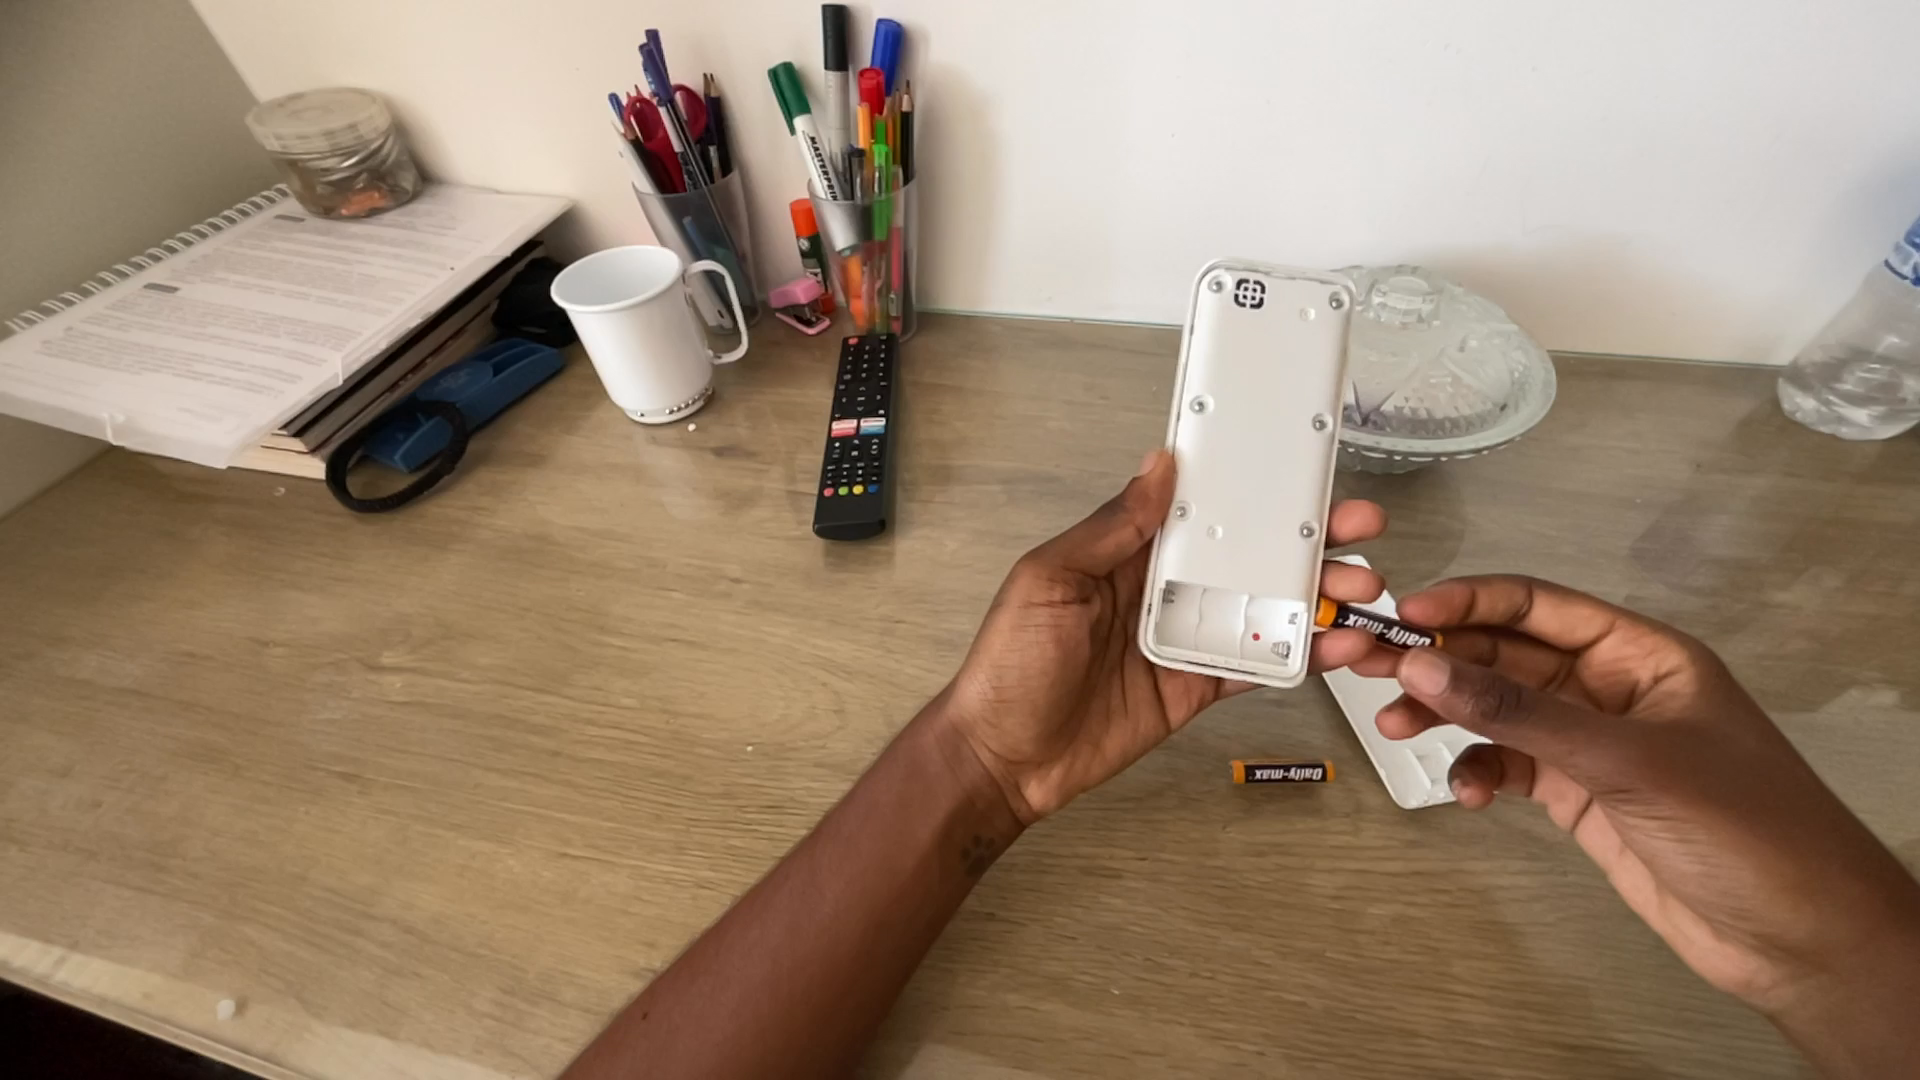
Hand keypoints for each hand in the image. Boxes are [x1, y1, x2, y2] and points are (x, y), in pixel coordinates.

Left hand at [942, 450, 1388, 824]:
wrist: (1006, 756)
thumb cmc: (1012, 661)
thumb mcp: (1051, 580)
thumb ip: (1111, 528)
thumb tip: (1159, 467)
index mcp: (1125, 556)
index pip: (1199, 514)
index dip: (1247, 494)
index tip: (1300, 475)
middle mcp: (1160, 591)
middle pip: (1242, 558)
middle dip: (1301, 541)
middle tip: (1357, 529)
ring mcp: (1180, 640)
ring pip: (1259, 608)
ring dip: (1312, 596)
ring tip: (1362, 588)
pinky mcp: (1192, 688)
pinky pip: (1251, 666)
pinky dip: (1296, 657)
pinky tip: (1334, 646)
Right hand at [1358, 576, 1919, 1072]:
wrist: (1805, 950)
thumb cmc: (1743, 831)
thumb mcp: (1624, 761)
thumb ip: (1515, 711)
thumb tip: (1416, 664)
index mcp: (1634, 655)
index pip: (1534, 606)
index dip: (1466, 602)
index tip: (1402, 614)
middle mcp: (1598, 687)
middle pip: (1496, 654)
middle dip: (1433, 659)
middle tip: (1364, 664)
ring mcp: (1578, 738)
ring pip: (1486, 705)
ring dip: (1438, 712)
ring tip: (1393, 727)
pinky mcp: (1563, 786)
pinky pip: (1498, 759)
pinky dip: (1471, 769)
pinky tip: (1464, 793)